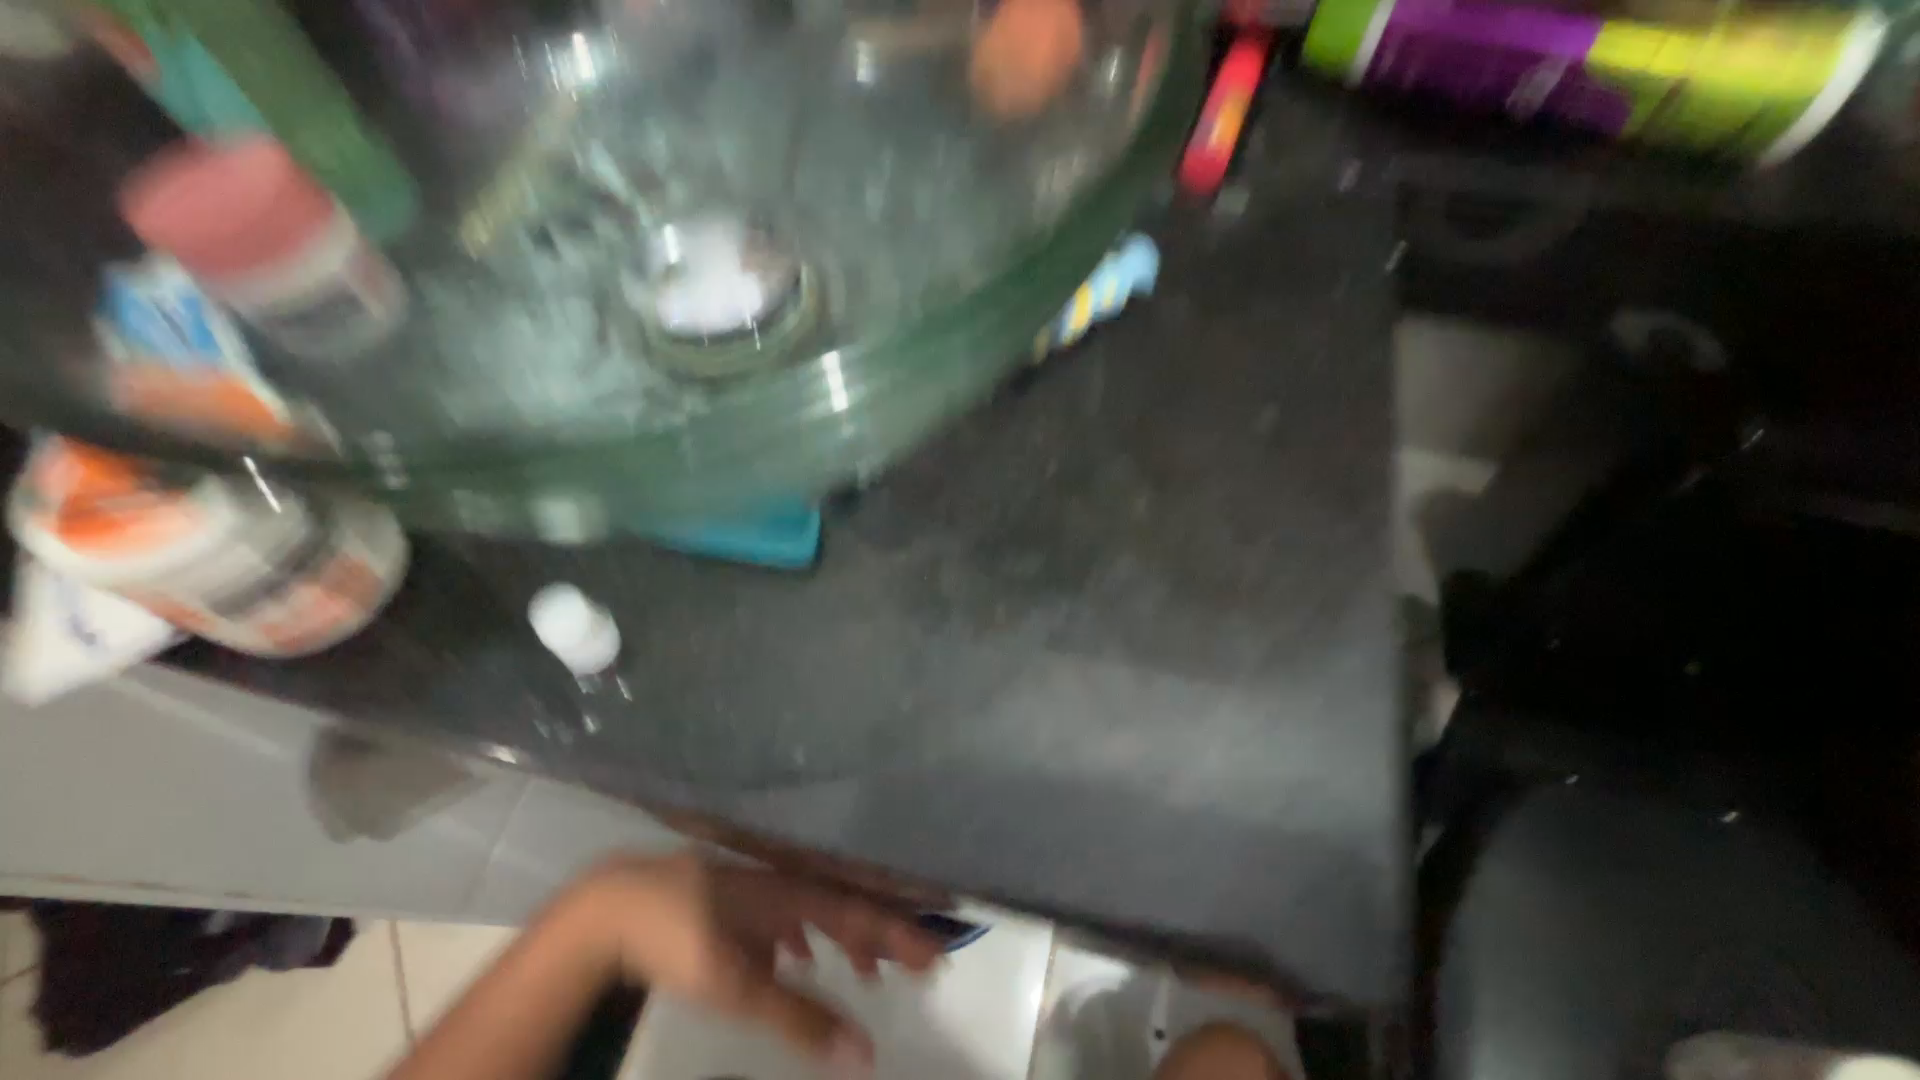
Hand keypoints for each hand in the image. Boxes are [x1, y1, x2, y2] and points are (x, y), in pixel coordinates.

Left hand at [559, 854, 945, 1072]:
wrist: (608, 910)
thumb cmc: (678, 941)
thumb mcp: (739, 987)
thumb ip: (800, 1019)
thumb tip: (865, 1055)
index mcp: (790, 892)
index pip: (860, 912)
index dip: (900, 936)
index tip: (937, 958)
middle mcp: (778, 881)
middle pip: (843, 904)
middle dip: (880, 935)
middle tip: (912, 967)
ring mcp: (751, 885)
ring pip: (813, 909)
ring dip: (843, 938)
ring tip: (863, 971)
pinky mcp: (725, 896)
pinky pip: (783, 914)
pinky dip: (802, 937)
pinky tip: (794, 957)